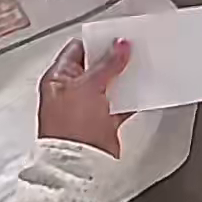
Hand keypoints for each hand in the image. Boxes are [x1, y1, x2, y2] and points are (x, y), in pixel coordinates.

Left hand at [36, 39, 132, 155]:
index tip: (118, 36)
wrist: (80, 165)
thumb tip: (120, 45)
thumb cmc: (70, 129)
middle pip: (97, 66)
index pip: (78, 50)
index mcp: (58, 79)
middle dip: (115, 58)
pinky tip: (143, 90)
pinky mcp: (104, 120)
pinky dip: (133, 97)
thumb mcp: (88, 87)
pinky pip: (122, 102)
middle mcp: (72, 91)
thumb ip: (108, 64)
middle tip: (133, 49)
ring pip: (111, 83)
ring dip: (125, 77)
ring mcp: (88, 106)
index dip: (98, 41)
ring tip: (141, 66)